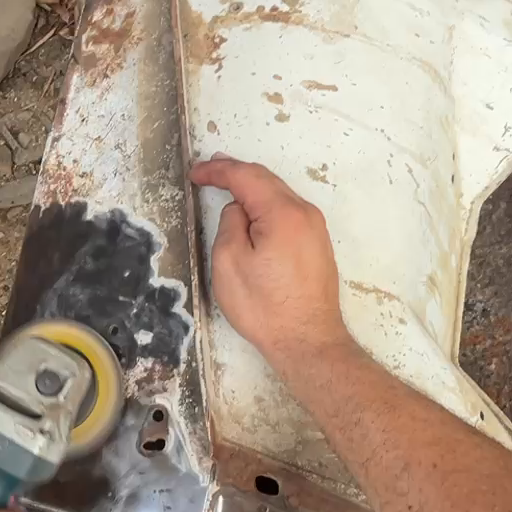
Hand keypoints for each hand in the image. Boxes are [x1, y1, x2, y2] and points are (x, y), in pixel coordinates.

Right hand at [190, 155, 355, 373]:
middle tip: (208, 170)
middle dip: (235, 172)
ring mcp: (315, 229)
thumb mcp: (230, 262)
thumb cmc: (263, 306)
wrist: (307, 342)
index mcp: (282, 213)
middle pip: (266, 180)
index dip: (218, 170)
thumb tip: (238, 209)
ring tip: (227, 183)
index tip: (195, 173)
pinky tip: (252, 210)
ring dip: (252, 187)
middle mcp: (304, 213)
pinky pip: (288, 211)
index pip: (246, 177)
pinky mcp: (316, 245)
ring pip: (279, 195)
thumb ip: (230, 224)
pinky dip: (266, 204)